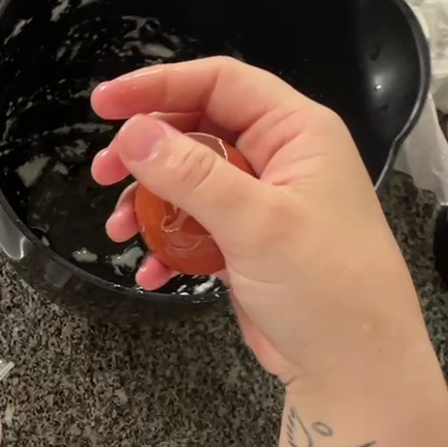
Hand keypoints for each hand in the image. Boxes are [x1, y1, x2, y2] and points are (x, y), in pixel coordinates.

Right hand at [90, 58, 431, 388]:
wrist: (346, 361)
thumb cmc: (321, 282)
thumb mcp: (254, 222)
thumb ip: (190, 175)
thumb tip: (132, 135)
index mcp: (293, 133)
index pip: (218, 85)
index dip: (158, 87)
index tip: (102, 103)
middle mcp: (275, 160)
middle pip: (195, 135)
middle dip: (144, 155)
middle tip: (101, 173)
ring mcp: (257, 205)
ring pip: (185, 187)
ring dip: (146, 207)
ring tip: (117, 232)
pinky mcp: (241, 246)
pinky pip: (190, 233)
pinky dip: (164, 249)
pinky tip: (150, 274)